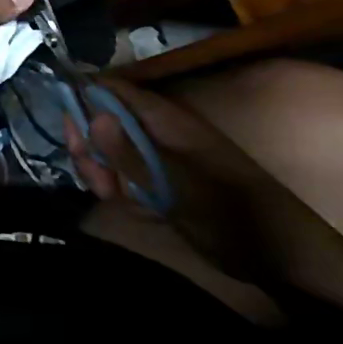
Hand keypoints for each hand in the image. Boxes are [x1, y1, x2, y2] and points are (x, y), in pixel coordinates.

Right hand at [67, 79, 289, 283]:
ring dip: (99, 163)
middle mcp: (158, 128)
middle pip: (107, 115)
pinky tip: (115, 197)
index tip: (70, 132)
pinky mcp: (159, 174)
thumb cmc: (225, 217)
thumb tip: (94, 115)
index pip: (114, 89)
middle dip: (89, 140)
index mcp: (165, 120)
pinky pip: (124, 165)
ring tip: (107, 193)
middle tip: (93, 176)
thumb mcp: (174, 190)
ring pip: (111, 143)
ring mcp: (159, 152)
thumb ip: (132, 155)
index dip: (85, 100)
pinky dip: (113, 178)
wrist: (272, 254)